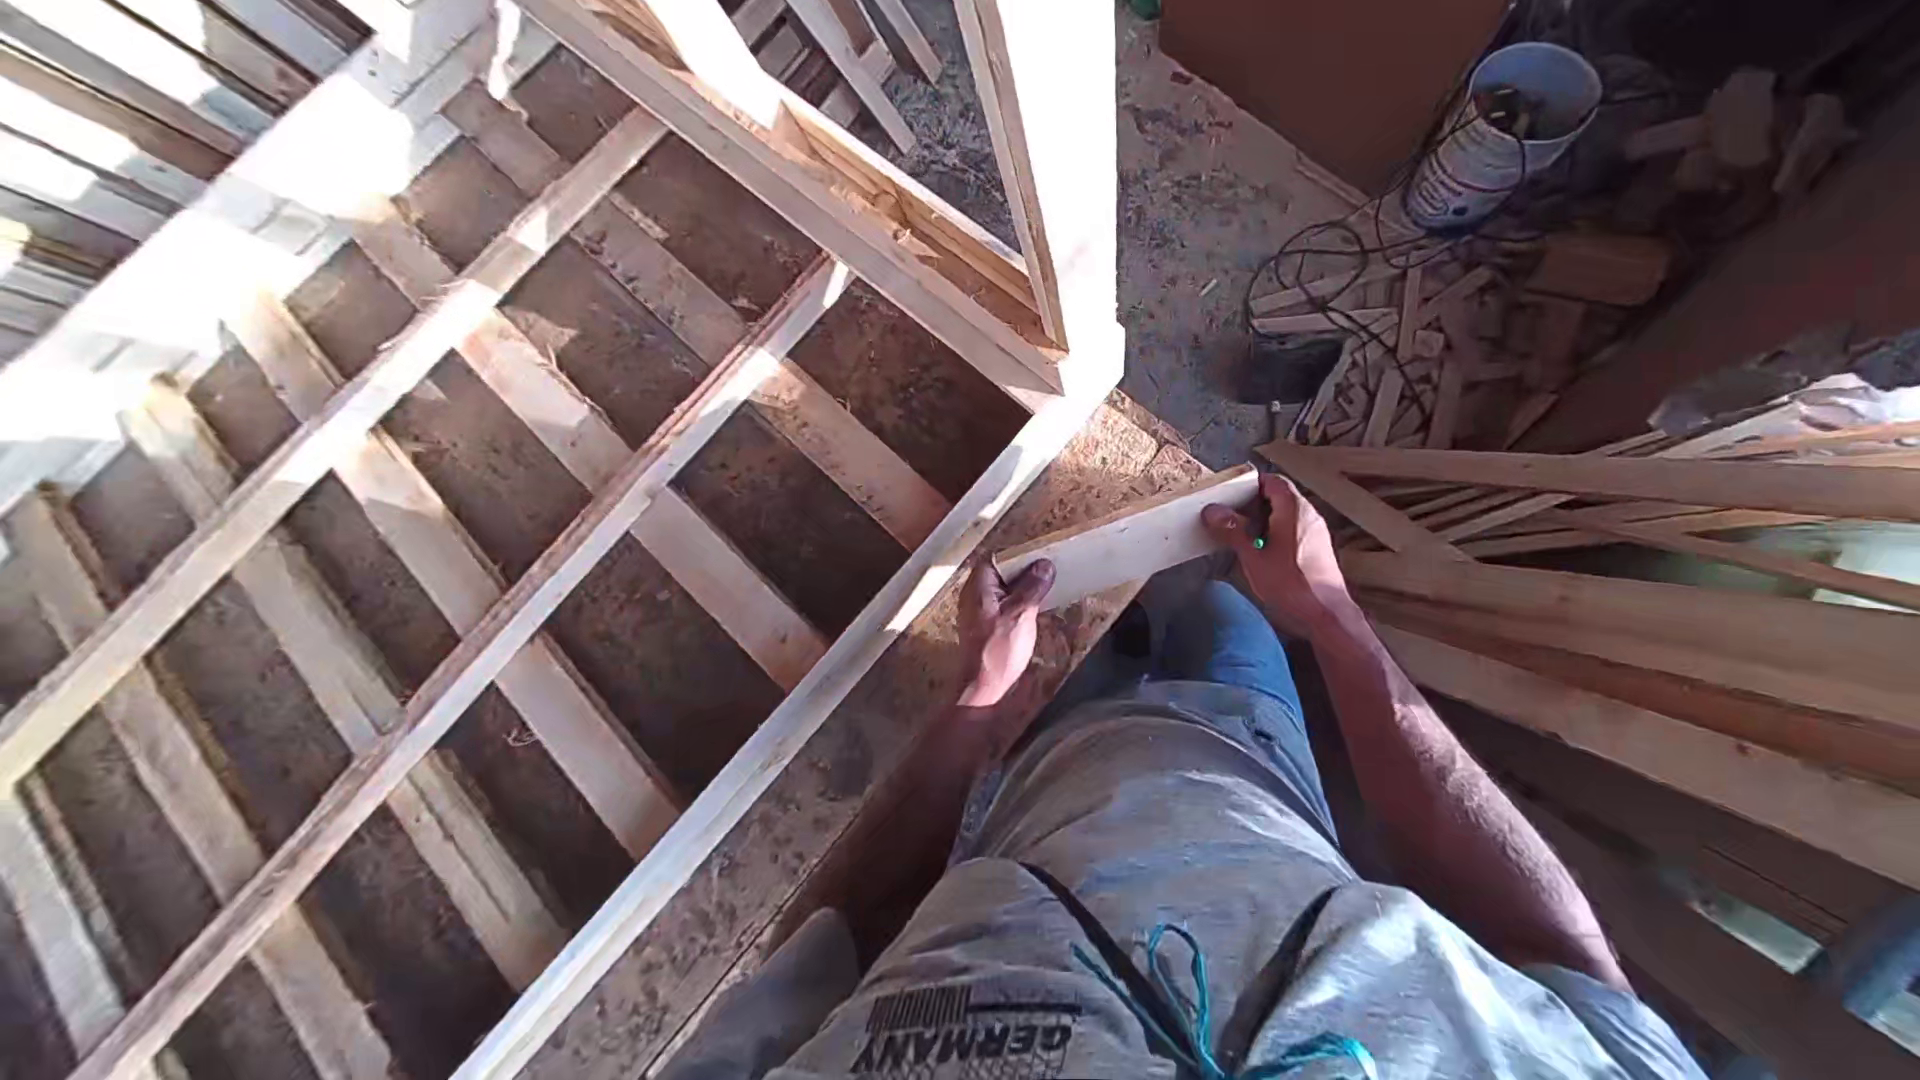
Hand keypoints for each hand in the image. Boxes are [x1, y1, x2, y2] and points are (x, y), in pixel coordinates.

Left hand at [956, 558, 1054, 707]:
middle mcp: (975, 594)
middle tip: (1050, 571)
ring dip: (1024, 588)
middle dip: (1025, 571)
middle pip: (1001, 572)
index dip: (1019, 555)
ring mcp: (979, 610)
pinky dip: (1019, 602)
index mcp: (978, 586)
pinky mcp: (987, 624)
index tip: (1042, 556)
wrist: (984, 687)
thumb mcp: (1021, 614)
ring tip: (1048, 587)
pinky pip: (1004, 604)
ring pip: (1004, 589)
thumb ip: (1032, 587)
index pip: (997, 558)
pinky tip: (1036, 607)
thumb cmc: (998, 650)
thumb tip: (1044, 565)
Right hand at [1202, 473, 1351, 637]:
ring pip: (1285, 513)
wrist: (1325, 614)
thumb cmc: (1292, 585)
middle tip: (1228, 515)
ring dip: (1261, 519)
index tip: (1229, 494)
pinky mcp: (1316, 547)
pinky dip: (1273, 531)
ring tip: (1239, 534)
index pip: (1273, 481)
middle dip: (1251, 503)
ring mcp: (1315, 531)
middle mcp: (1309, 515)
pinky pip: (1292, 528)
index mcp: (1294, 510)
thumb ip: (1232, 532)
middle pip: (1278, 496)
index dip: (1250, 484)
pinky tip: (1259, 550)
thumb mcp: (1253, 558)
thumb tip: (1213, 511)